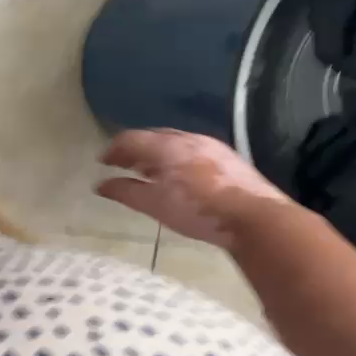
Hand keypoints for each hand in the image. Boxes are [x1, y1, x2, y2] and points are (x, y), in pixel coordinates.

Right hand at [95, 129, 293, 248]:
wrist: (255, 218)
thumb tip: (100, 185)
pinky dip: (176, 157)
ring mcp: (210, 145)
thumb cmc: (197, 210)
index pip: (130, 138)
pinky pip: (192, 150)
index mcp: (165, 146)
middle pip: (152, 136)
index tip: (102, 162)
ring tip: (148, 171)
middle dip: (134, 149)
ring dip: (156, 153)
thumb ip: (124, 192)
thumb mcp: (154, 204)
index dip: (113, 149)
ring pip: (174, 142)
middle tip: (122, 164)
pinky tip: (178, 175)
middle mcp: (187, 138)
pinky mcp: (227, 157)